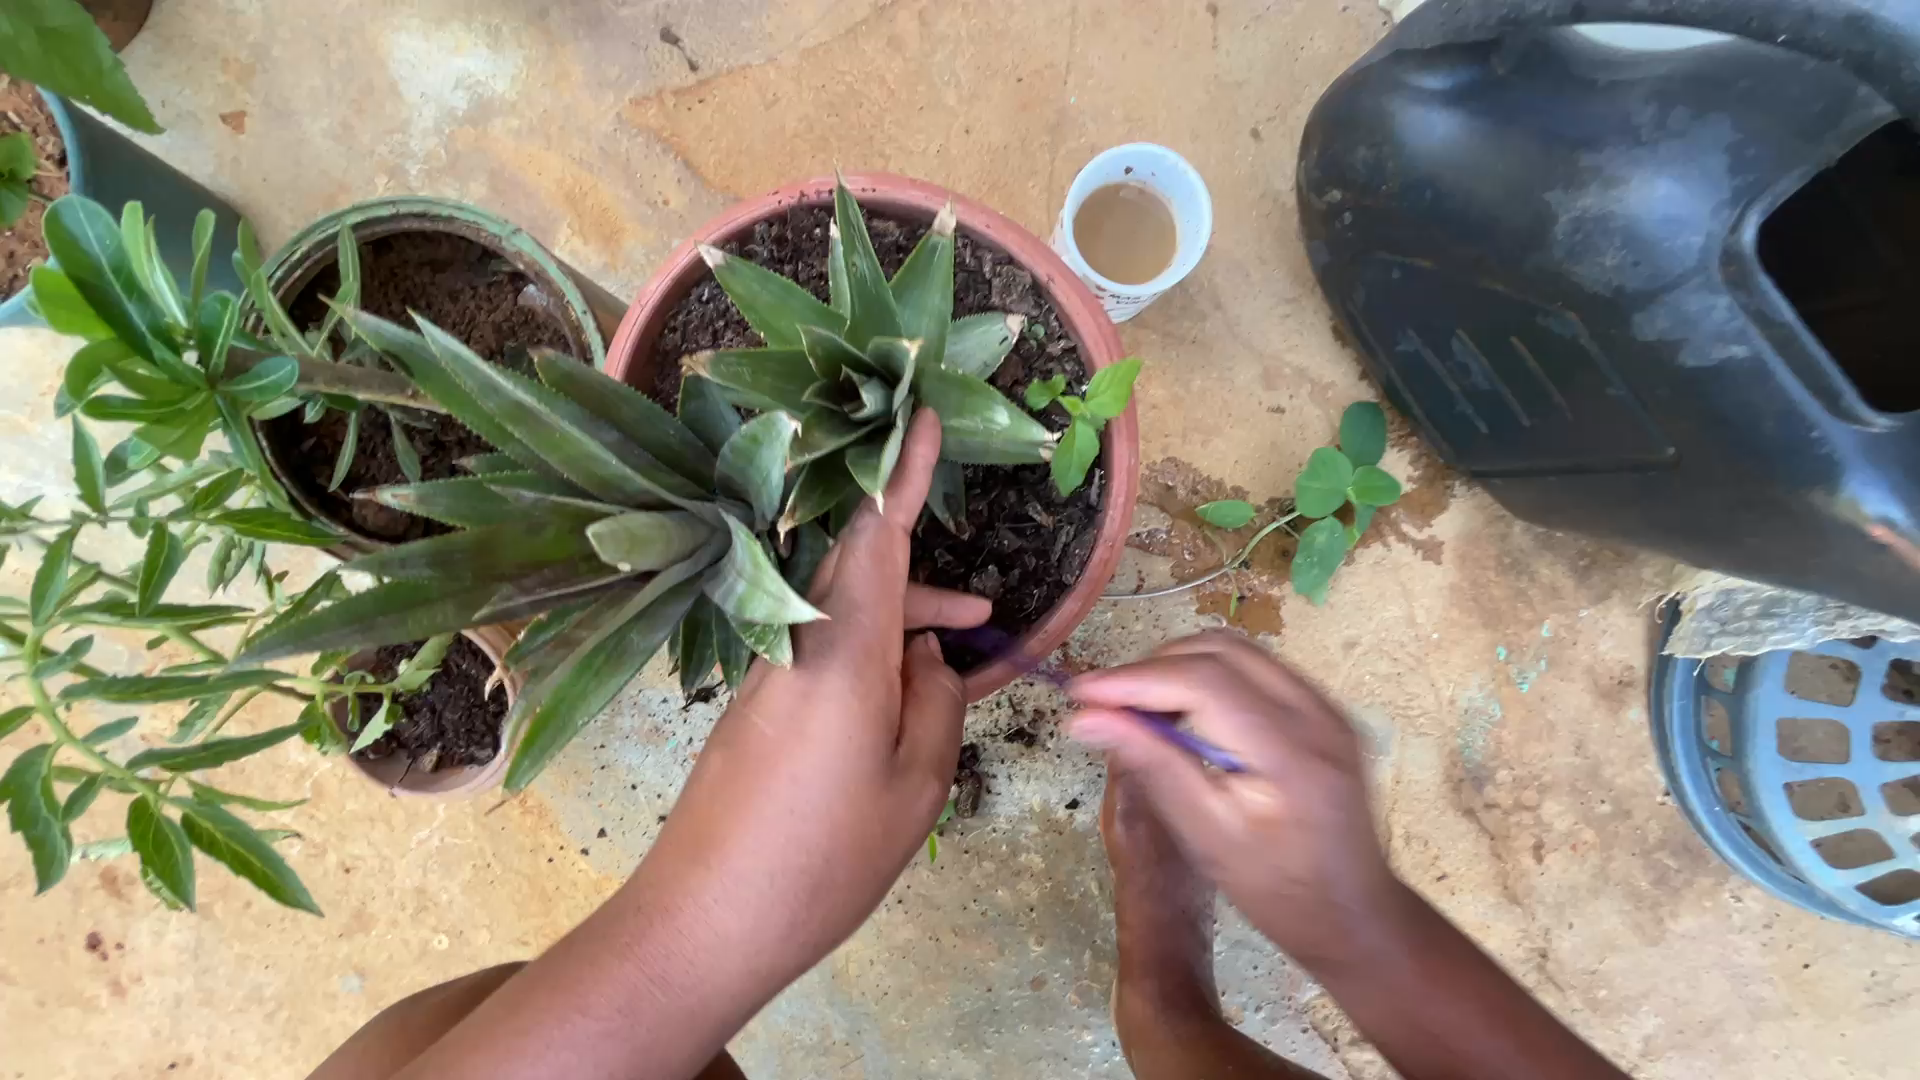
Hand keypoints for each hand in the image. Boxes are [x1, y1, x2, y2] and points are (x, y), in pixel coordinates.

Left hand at [631, 408, 987, 979]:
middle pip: (866, 575)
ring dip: (905, 628)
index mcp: (845, 651)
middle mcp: (803, 644)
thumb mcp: (915, 786)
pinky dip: (874, 662)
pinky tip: (900, 704)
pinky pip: (828, 654)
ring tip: (956, 664)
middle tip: (981, 610)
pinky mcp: (760, 704)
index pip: (878, 536)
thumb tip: (931, 659)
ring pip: (850, 618)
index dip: (903, 473)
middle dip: (925, 583)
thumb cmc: (822, 856)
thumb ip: (938, 704)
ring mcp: (773, 673)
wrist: (701, 922)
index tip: (921, 418)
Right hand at [1065, 631, 1400, 970]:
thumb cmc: (1277, 890)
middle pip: (1217, 651)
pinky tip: (1180, 708)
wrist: (1356, 915)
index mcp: (1292, 751)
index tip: (1081, 692)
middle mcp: (1317, 712)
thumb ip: (1150, 764)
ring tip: (1137, 704)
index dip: (1135, 679)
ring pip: (1233, 650)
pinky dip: (1204, 674)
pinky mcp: (1321, 707)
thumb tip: (1084, 718)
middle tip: (1106, 702)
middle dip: (1151, 667)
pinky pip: (1251, 666)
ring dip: (1176, 665)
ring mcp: (1325, 704)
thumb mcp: (1205, 834)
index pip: (1204, 681)